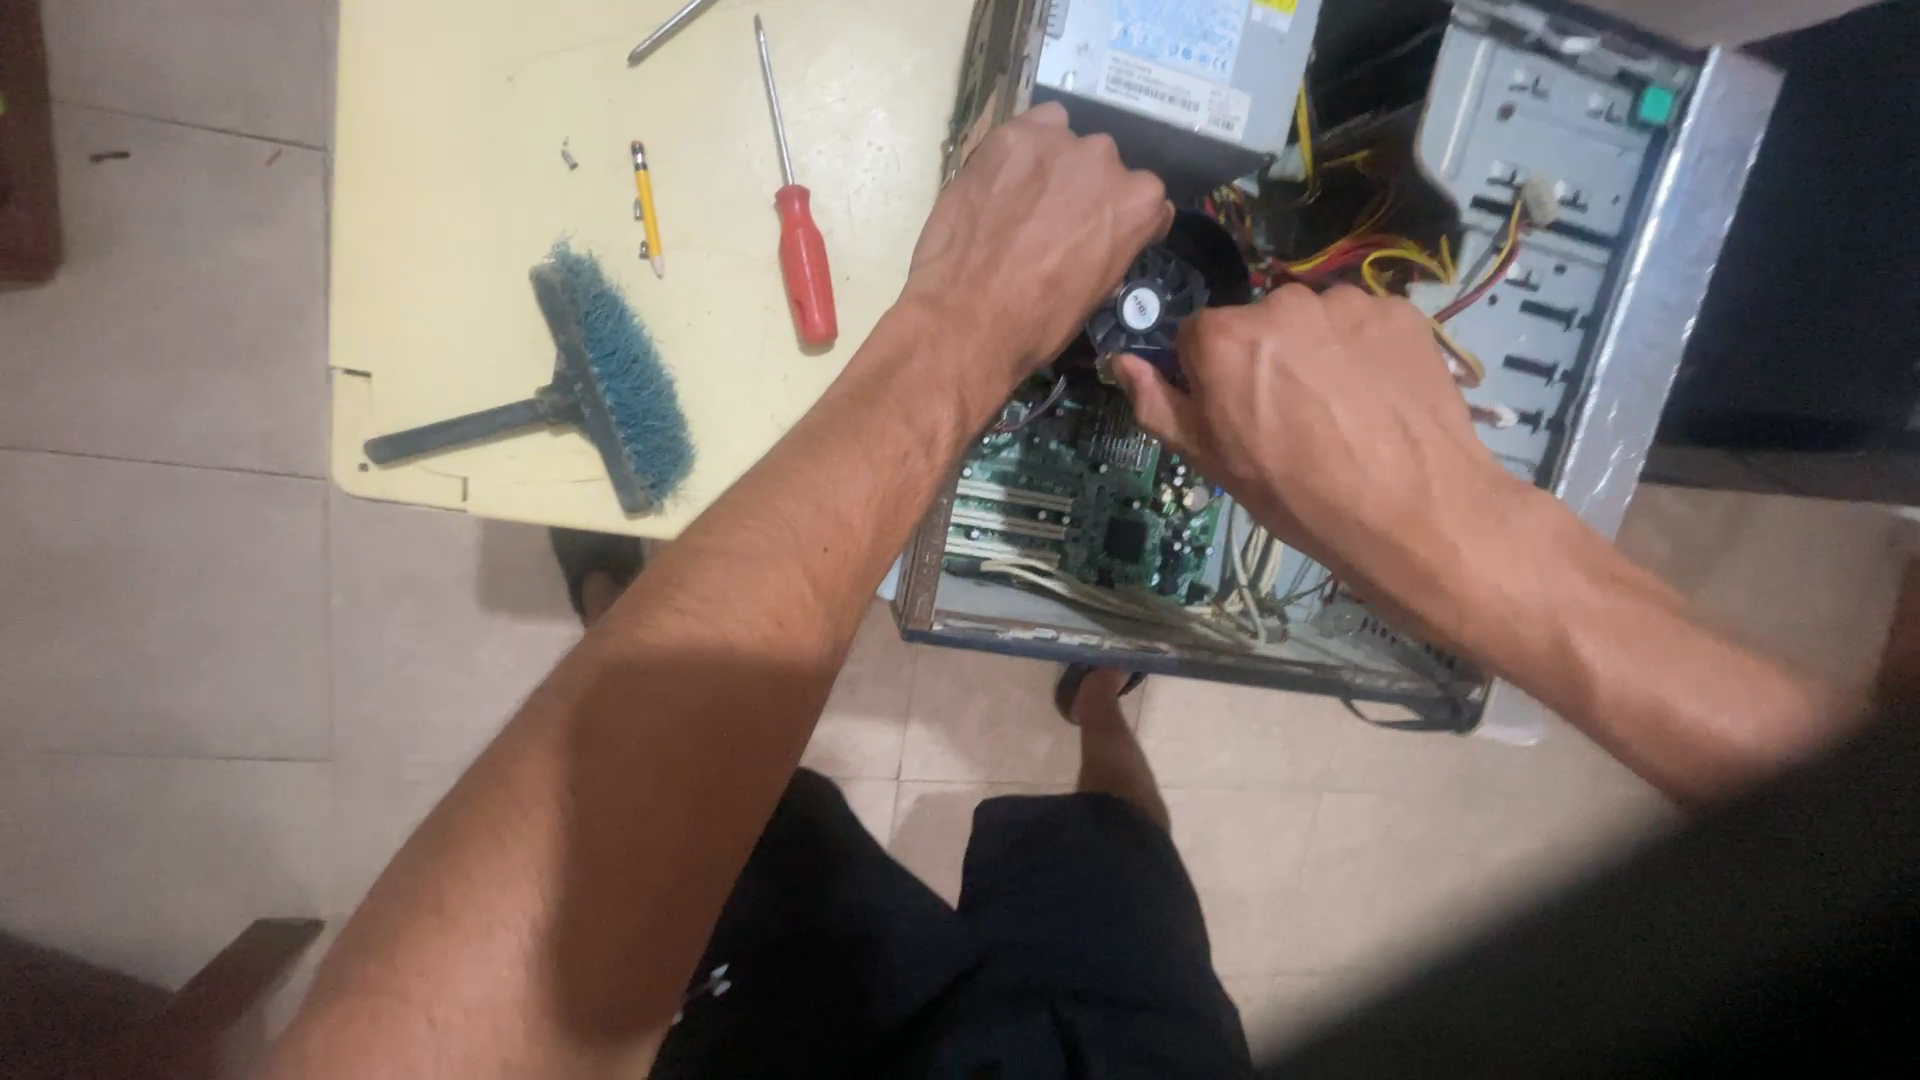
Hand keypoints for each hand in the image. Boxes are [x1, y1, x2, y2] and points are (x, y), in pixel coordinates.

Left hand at [902, 103, 1173, 380]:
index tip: (1102, 239)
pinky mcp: (1010, 136)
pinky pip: (1029, 131)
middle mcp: (1107, 160)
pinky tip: (1001, 184)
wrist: (966, 318)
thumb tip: (1096, 249)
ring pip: (1067, 143)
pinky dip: (1021, 152)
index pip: (1146, 201)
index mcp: (1139, 204)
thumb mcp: (1092, 299)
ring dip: (1054, 169)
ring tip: (1023, 205)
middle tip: (1054, 227)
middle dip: (1085, 194)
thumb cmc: (1035, 325)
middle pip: (1104, 169)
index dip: (1123, 223)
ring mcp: (1058, 143)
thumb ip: (1107, 255)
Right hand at [1113, 285, 1529, 636]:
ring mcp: (1345, 303)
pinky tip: (1371, 395)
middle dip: (1261, 358)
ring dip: (1312, 351)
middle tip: (1287, 416)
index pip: (1196, 336)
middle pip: (1254, 323)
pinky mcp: (1399, 310)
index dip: (1208, 374)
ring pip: (1310, 320)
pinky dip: (1359, 350)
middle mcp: (1280, 303)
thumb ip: (1157, 403)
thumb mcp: (1207, 458)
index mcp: (1223, 339)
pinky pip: (1360, 323)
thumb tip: (1121, 362)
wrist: (1407, 508)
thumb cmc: (1291, 491)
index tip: (1230, 411)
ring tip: (1336, 408)